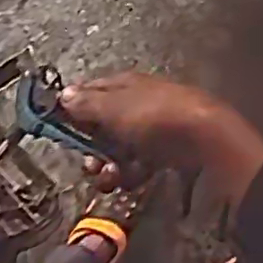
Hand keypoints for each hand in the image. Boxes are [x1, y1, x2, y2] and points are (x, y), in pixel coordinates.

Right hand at [60, 73, 262, 204]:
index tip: (58, 129)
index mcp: (124, 84)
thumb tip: (64, 94)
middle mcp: (135, 103)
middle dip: (92, 148)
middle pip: (101, 126)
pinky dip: (131, 173)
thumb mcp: (116, 108)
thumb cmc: (156, 117)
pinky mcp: (162, 152)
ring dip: (109, 166)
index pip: (90, 91)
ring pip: (116, 149)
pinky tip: (133, 178)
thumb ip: (88, 104)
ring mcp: (150, 128)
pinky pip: (136, 164)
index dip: (73, 109)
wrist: (204, 138)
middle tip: (91, 163)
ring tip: (112, 175)